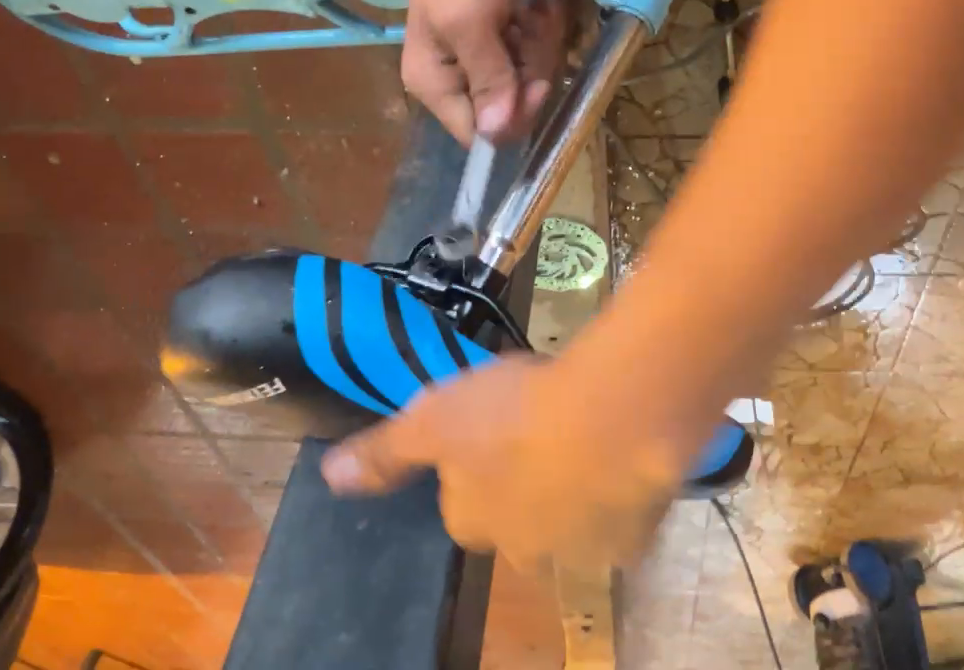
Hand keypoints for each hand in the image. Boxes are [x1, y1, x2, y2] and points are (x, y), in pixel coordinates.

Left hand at [320, 353, 704, 568]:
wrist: (612, 417)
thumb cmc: (516, 411)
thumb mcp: (436, 417)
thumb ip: (387, 451)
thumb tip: (330, 478)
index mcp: (474, 521)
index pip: (466, 502)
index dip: (481, 460)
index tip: (500, 422)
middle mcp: (522, 551)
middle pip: (519, 518)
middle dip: (529, 481)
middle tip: (547, 424)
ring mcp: (581, 551)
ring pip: (572, 520)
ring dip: (577, 487)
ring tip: (591, 429)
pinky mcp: (633, 541)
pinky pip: (622, 518)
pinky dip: (621, 491)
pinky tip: (625, 448)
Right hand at [401, 0, 563, 143]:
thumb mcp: (474, 25)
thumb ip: (488, 79)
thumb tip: (495, 135)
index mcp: (435, 86)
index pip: (478, 133)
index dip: (512, 116)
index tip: (534, 82)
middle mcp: (454, 83)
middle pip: (508, 108)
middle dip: (529, 70)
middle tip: (530, 30)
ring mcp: (478, 63)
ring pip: (525, 82)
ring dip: (538, 47)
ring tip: (531, 12)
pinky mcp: (498, 44)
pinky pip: (528, 58)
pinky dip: (538, 35)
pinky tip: (534, 9)